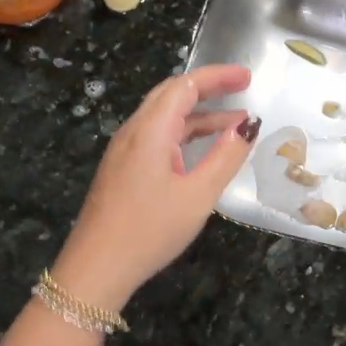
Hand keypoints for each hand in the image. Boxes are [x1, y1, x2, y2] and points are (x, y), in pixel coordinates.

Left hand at [51, 65, 259, 306]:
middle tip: (243, 89)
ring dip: (200, 114)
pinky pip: (157, 136)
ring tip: (235, 124)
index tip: (248, 77)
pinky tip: (203, 150)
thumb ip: (226, 157)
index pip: (185, 86)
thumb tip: (248, 126)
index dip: (217, 76)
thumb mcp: (198, 195)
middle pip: (171, 95)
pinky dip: (186, 133)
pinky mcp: (123, 169)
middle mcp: (134, 133)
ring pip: (164, 117)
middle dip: (208, 88)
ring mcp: (125, 151)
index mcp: (150, 132)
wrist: (97, 268)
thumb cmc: (149, 230)